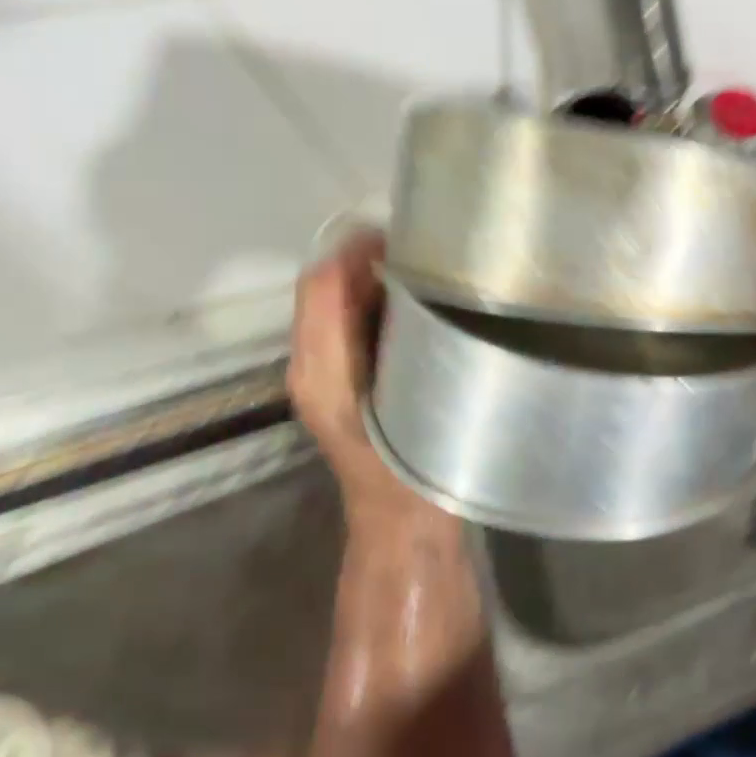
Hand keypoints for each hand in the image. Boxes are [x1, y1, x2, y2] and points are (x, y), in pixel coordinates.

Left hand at [288, 229, 436, 520]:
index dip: (359, 251)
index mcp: (321, 365)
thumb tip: (412, 280)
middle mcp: (315, 361)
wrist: (406, 522)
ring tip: (440, 267)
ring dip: (382, 278)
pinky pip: (359, 323)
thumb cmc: (411, 469)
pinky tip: (433, 305)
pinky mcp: (355, 380)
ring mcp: (332, 372)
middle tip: (437, 246)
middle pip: (330, 288)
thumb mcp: (410, 406)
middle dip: (372, 258)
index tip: (418, 233)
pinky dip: (388, 303)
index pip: (322, 284)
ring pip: (344, 303)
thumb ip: (406, 348)